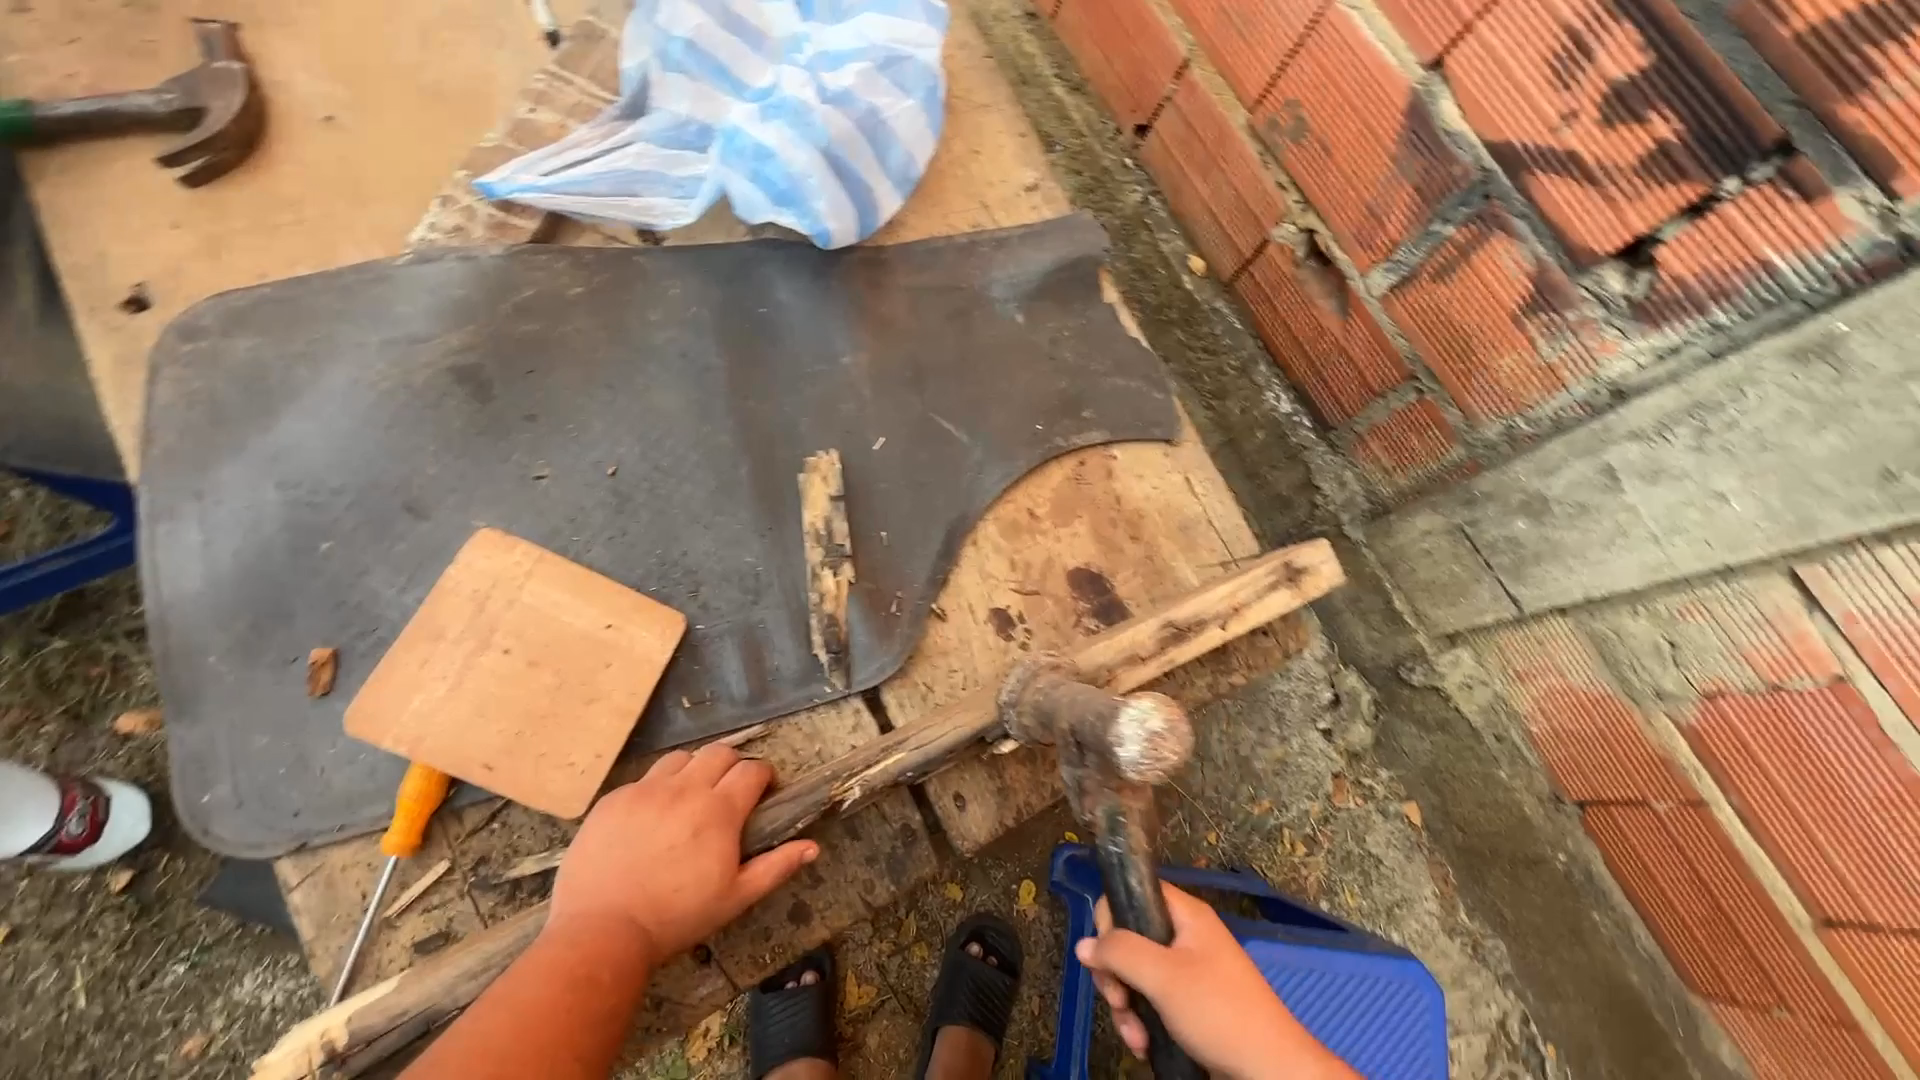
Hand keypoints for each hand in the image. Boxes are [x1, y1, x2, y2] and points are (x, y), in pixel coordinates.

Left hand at [549, 742, 817, 965]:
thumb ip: (776, 867)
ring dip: (694, 770)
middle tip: (730, 794)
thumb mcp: (735, 898)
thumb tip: (813, 847)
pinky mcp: (613, 799)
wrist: (600, 931)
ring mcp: (644, 790)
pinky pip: (643, 779)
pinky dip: (657, 789)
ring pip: (680, 759)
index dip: (763, 777)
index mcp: (719, 811)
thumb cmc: (677, 918)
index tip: (763, 793)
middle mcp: (684, 789)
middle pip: (719, 752)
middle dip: (732, 766)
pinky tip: (652, 819)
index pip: (752, 770)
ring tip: (690, 799)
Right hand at [1076, 883, 1357, 1079]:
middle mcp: (1184, 937)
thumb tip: (1082, 944)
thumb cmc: (1219, 1012)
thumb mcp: (1164, 977)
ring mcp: (1187, 972)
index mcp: (1186, 916)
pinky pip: (1150, 1000)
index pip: (1134, 893)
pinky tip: (1144, 1044)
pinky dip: (1141, 1021)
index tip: (1108, 954)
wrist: (1269, 1071)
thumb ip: (1119, 953)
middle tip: (1118, 1000)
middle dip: (1115, 974)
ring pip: (1135, 974)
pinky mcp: (1188, 1004)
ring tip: (1136, 1036)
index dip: (1112, 919)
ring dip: (1126, 1006)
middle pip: (1128, 938)